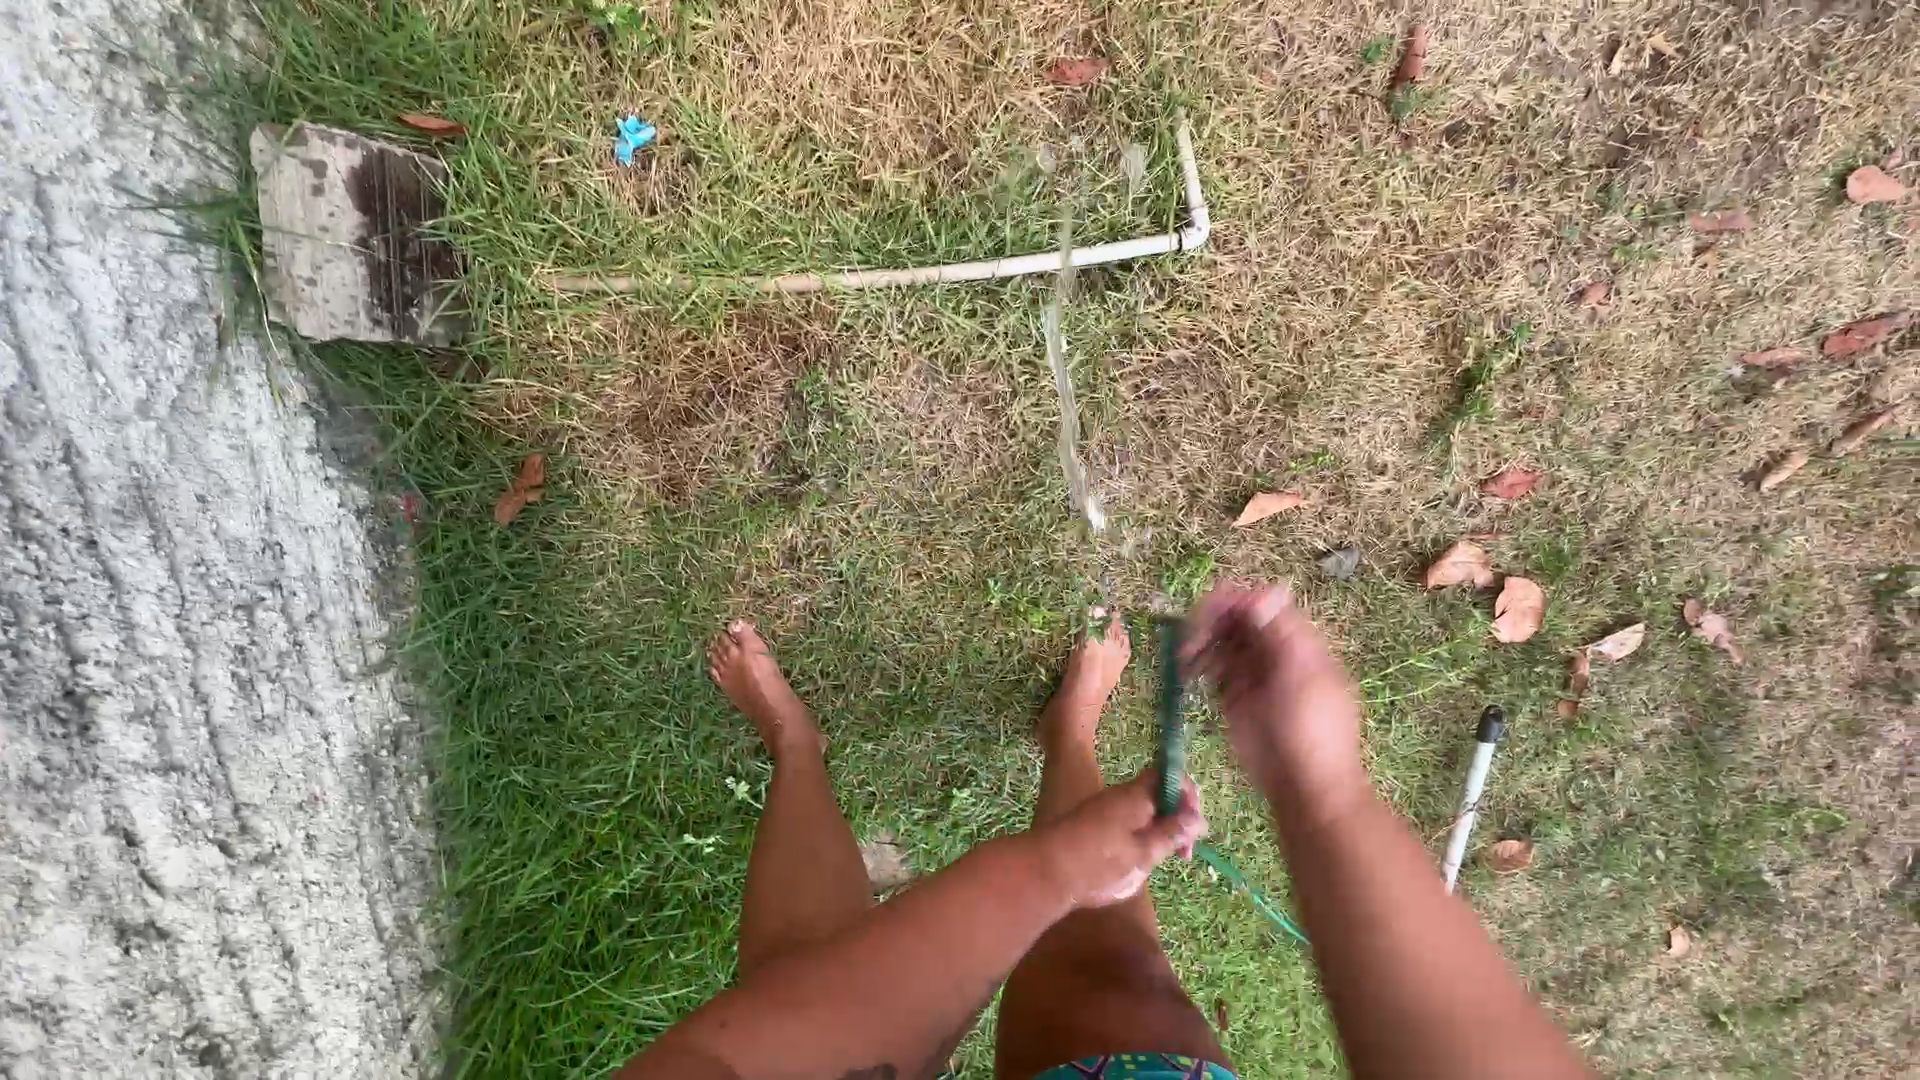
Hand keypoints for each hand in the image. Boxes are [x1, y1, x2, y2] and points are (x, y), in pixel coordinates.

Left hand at [1034, 771, 1206, 907]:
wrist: (1046, 870)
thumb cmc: (1099, 863)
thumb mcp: (1143, 853)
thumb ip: (1171, 834)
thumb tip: (1197, 818)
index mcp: (1136, 795)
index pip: (1169, 776)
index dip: (1188, 795)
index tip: (1194, 828)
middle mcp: (1121, 796)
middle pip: (1159, 795)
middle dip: (1178, 819)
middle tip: (1183, 854)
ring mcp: (1106, 810)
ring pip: (1144, 812)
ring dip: (1161, 831)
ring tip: (1165, 861)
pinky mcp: (1095, 826)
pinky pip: (1128, 823)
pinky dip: (1142, 837)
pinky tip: (1141, 861)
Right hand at [1181, 582, 1366, 822]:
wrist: (1303, 785)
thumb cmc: (1311, 731)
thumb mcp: (1302, 676)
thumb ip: (1282, 633)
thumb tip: (1265, 591)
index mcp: (1297, 642)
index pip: (1261, 604)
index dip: (1233, 602)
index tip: (1207, 613)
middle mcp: (1272, 651)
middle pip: (1235, 617)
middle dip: (1209, 620)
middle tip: (1190, 639)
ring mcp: (1251, 672)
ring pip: (1218, 640)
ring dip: (1198, 640)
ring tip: (1186, 659)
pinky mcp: (1232, 694)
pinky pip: (1210, 666)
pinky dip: (1194, 663)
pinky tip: (1186, 672)